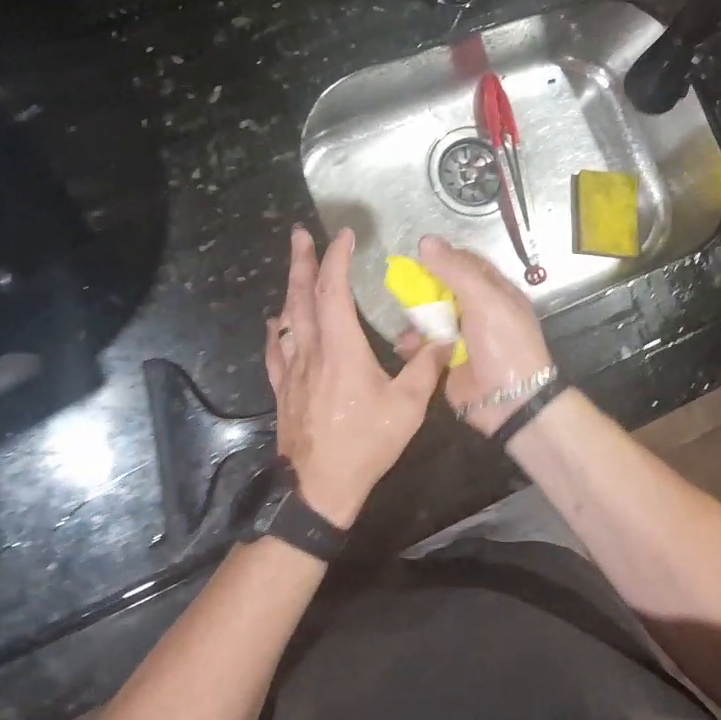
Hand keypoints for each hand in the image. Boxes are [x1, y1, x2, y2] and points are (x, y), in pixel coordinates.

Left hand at [266, 225, 447, 527]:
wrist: (319, 487)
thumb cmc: (366, 443)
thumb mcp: (408, 407)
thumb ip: (426, 368)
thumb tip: (445, 339)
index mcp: (341, 348)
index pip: (333, 291)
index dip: (337, 259)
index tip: (346, 236)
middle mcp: (311, 350)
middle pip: (300, 296)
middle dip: (302, 260)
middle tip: (300, 233)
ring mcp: (292, 370)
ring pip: (287, 318)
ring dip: (290, 287)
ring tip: (294, 266)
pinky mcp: (283, 389)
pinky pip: (275, 349)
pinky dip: (276, 329)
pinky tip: (275, 322)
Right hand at [397, 235, 555, 435]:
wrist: (511, 402)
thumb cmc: (505, 344)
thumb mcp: (485, 300)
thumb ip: (455, 271)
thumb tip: (425, 241)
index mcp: (496, 292)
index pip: (468, 264)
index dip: (445, 258)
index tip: (418, 255)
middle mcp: (479, 311)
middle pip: (444, 290)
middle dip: (423, 290)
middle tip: (402, 289)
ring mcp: (462, 337)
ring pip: (430, 318)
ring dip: (416, 319)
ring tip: (409, 325)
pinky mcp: (447, 362)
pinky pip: (424, 346)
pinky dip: (414, 344)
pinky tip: (407, 346)